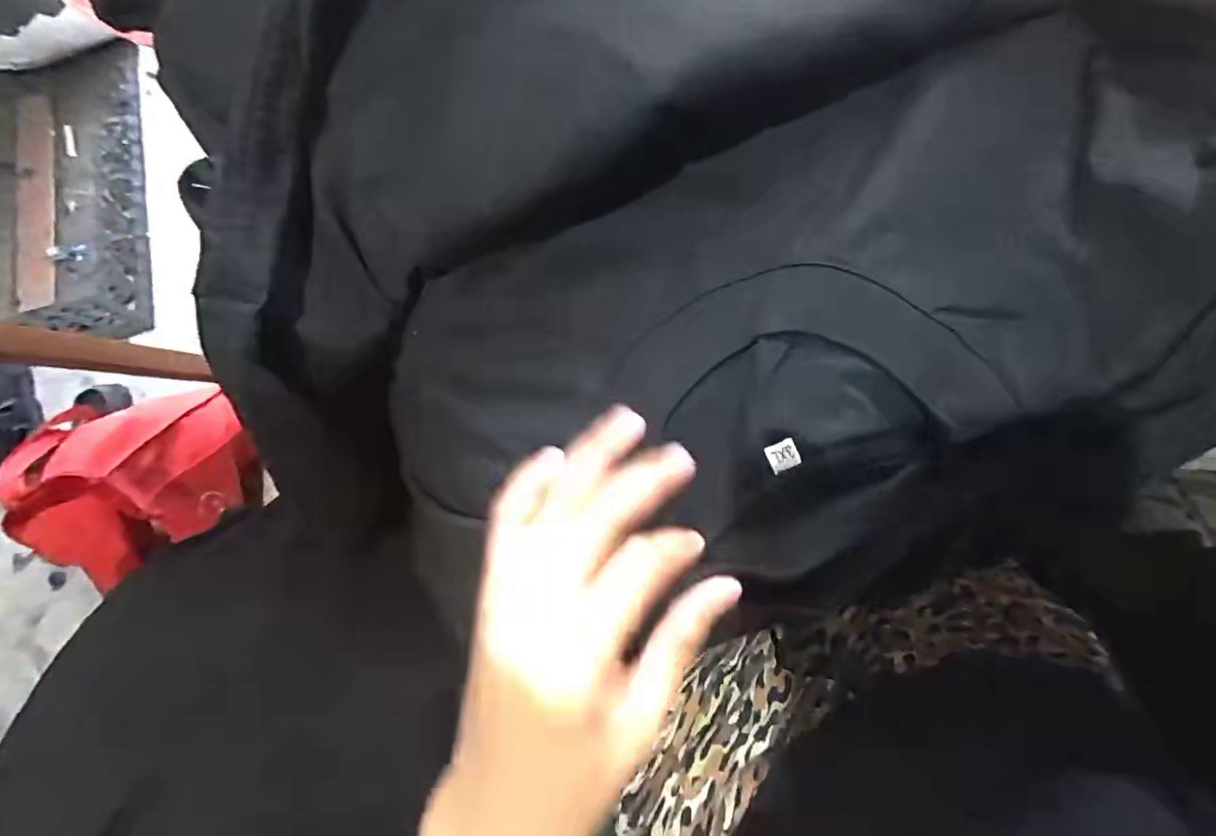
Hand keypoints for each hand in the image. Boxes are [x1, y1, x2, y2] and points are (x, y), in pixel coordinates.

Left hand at [421, 407, 741, 835]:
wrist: (488, 816)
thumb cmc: (577, 776)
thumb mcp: (642, 721)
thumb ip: (680, 641)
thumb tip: (727, 582)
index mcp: (576, 658)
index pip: (632, 570)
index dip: (671, 547)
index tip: (699, 540)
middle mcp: (531, 619)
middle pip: (588, 526)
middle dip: (638, 483)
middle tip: (679, 456)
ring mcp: (502, 604)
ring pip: (545, 514)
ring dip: (586, 462)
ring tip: (625, 420)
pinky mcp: (488, 601)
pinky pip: (502, 531)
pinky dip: (525, 487)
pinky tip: (554, 455)